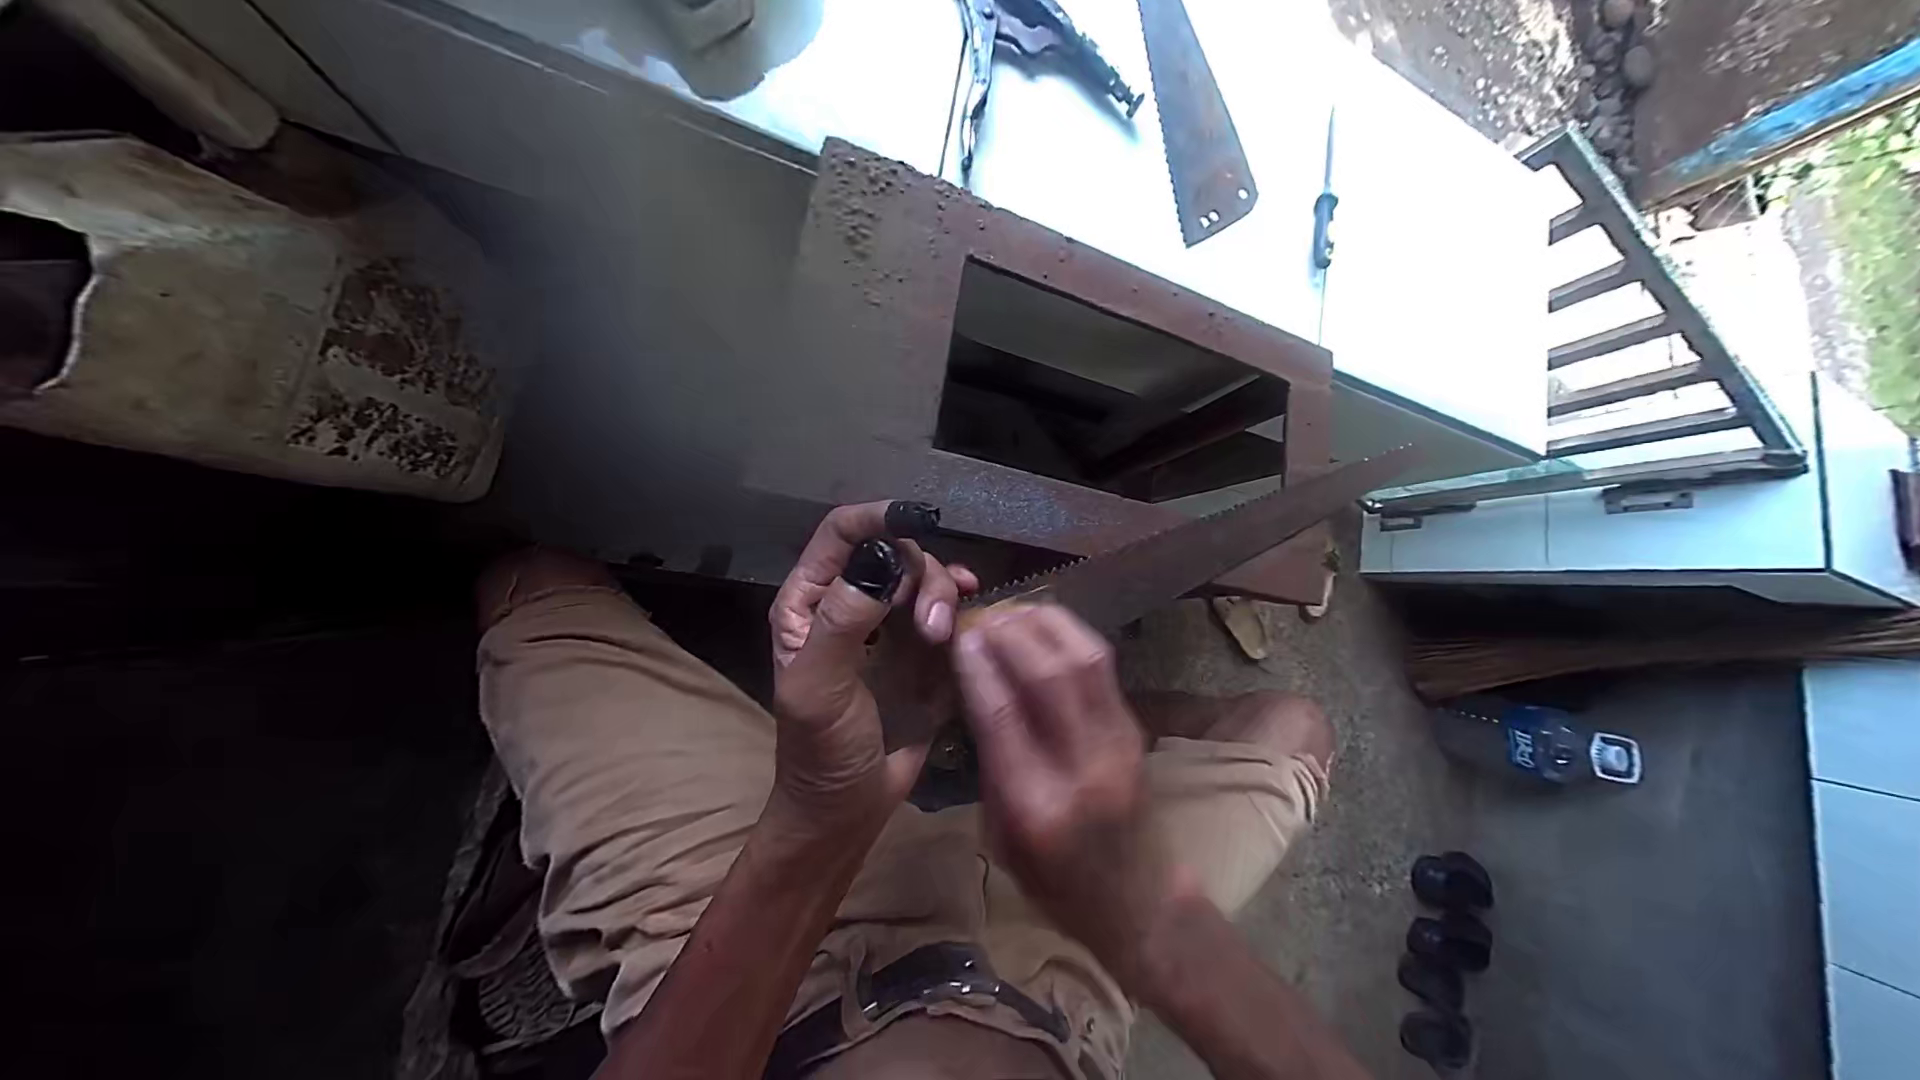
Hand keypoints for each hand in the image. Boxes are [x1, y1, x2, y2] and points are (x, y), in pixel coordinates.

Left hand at [767, 502, 978, 827]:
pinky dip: (964, 605)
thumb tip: (882, 558)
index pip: (841, 534)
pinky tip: (974, 613)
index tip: (916, 521)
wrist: (849, 808)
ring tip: (944, 635)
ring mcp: (890, 626)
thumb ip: (844, 621)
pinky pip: (949, 610)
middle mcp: (852, 603)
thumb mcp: (819, 688)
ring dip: (944, 594)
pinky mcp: (923, 650)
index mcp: (811, 603)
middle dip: (921, 575)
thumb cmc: (820, 752)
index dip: (876, 518)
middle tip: (932, 625)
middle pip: (895, 553)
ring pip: (925, 578)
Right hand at [953, 605, 1177, 979]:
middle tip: (981, 616)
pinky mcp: (1135, 728)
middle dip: (1009, 634)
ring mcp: (1118, 742)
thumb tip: (976, 690)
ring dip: (1043, 625)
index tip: (959, 635)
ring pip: (1083, 660)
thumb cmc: (1057, 883)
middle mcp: (1084, 766)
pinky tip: (1045, 623)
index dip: (977, 665)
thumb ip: (991, 763)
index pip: (1002, 715)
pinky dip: (1069, 634)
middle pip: (1048, 676)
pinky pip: (1102, 665)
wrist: (1141, 902)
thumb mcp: (1002, 835)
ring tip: (1012, 610)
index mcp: (1036, 805)